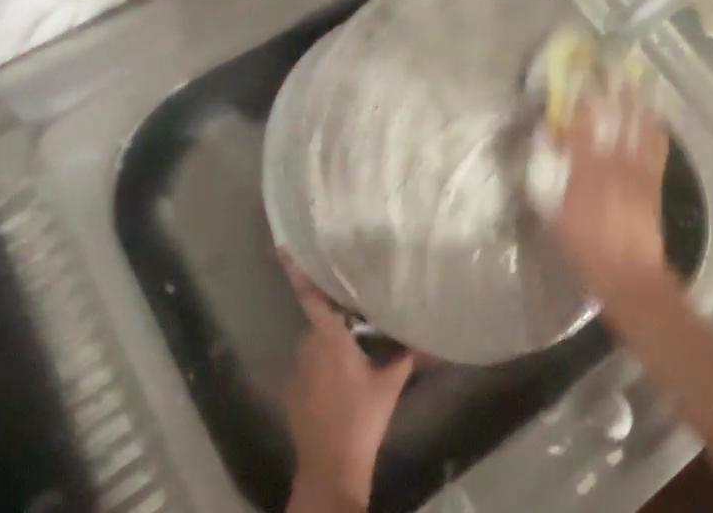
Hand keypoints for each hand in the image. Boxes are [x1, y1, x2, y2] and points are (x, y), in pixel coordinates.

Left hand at [281, 255, 412, 512]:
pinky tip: (343, 383)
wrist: (332, 464)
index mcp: (329, 338)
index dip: (296, 271)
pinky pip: (310, 368)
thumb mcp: (390, 382)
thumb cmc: (362, 416)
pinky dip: (324, 368)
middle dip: (336, 317)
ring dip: (332, 344)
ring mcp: (297, 371)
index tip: (283, 248)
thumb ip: (406, 355)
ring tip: (357, 352)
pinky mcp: (293, 392)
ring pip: (316, 345)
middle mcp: (307, 347)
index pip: (310, 297)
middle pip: (319, 320)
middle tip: (359, 315)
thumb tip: (429, 339)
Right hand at [552, 85, 674, 303]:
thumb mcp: (555, 215)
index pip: (581, 124)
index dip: (579, 97)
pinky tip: (654, 113)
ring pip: (638, 126)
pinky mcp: (653, 181)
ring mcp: (638, 170)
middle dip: (612, 89)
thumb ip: (548, 179)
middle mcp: (615, 163)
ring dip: (635, 100)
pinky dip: (655, 126)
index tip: (576, 74)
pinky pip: (656, 146)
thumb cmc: (585, 248)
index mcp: (587, 171)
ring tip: (633, 76)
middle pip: (615, 117)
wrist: (630, 275)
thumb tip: (546, 147)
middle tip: (610, 63)